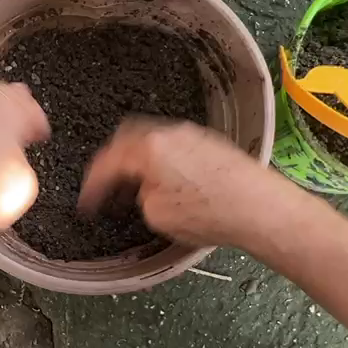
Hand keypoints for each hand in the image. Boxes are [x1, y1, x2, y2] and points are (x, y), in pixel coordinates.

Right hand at [77, 119, 286, 248]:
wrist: (261, 209)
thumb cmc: (211, 213)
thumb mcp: (156, 214)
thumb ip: (140, 196)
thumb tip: (146, 191)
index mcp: (148, 147)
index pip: (106, 161)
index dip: (91, 184)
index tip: (86, 201)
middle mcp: (169, 133)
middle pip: (128, 138)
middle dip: (113, 162)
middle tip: (106, 186)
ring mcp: (193, 136)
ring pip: (153, 141)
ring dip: (139, 161)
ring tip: (136, 188)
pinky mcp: (211, 144)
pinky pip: (174, 147)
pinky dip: (161, 162)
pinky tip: (167, 183)